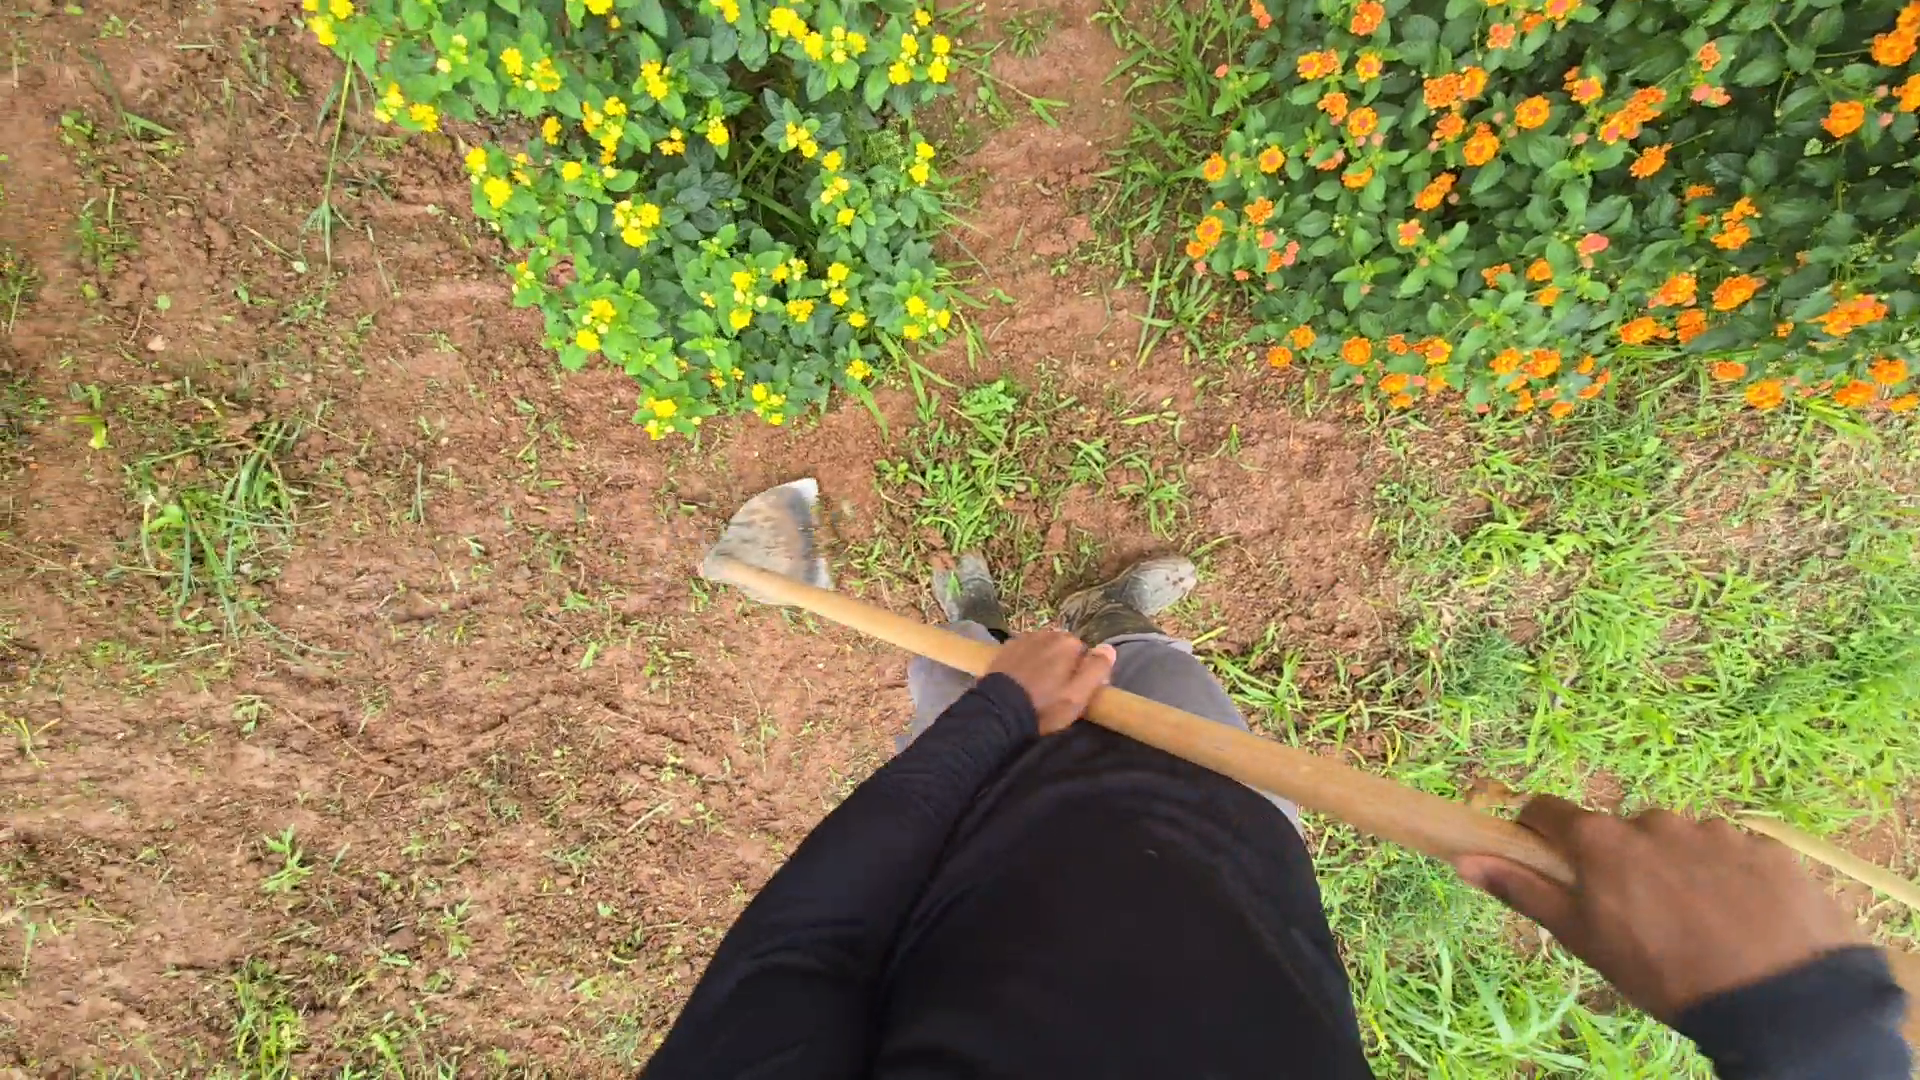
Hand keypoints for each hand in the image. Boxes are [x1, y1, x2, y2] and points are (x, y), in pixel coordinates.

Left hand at [986, 632, 1115, 734]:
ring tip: (1039, 685)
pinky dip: (1028, 661)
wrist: (999, 709)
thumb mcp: (1078, 695)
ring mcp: (1025, 638)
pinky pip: (1027, 651)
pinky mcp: (1007, 647)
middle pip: (1065, 650)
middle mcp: (1048, 633)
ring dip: (1046, 662)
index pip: (1087, 656)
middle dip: (1065, 665)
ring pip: (1045, 649)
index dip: (1084, 675)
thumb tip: (1109, 648)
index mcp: (1069, 643)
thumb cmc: (1044, 705)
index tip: (1077, 693)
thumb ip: (1096, 670)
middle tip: (1057, 691)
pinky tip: (1023, 678)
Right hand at [1455, 795, 1860, 1019]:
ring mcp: (1714, 833)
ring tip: (1702, 920)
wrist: (1791, 1011)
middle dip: (1621, 859)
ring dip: (1677, 866)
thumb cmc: (1664, 972)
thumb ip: (1523, 890)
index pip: (1547, 811)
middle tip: (1641, 910)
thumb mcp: (1584, 938)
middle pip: (1618, 830)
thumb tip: (1462, 858)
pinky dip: (1732, 877)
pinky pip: (1736, 854)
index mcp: (1598, 837)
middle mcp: (1649, 820)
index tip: (1556, 864)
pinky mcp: (1771, 853)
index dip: (1544, 834)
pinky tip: (1746, 919)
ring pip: (1678, 840)